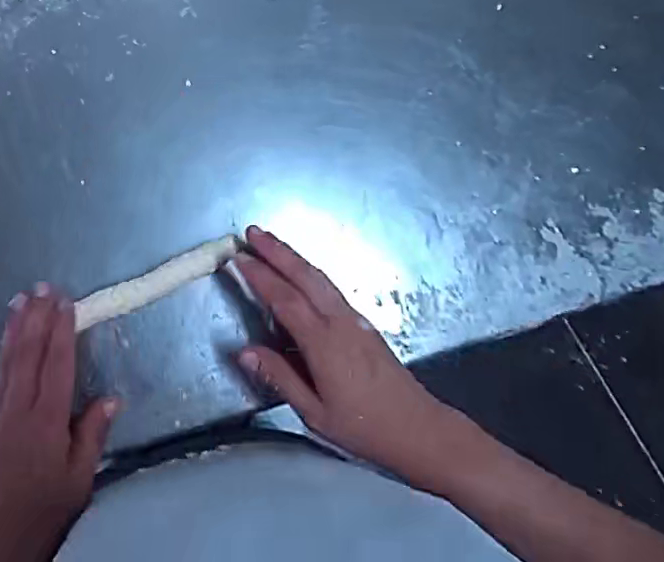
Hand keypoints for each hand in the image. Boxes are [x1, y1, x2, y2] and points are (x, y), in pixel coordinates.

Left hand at [0, 285, 118, 561]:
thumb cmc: (43, 514)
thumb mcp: (79, 483)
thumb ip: (92, 436)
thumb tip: (111, 396)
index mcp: (47, 421)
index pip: (57, 364)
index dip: (62, 330)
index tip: (66, 301)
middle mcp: (17, 409)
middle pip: (29, 353)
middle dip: (37, 316)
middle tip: (43, 286)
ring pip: (4, 362)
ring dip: (12, 328)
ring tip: (19, 298)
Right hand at [235, 225, 458, 476]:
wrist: (426, 433)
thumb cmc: (368, 429)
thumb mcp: (317, 414)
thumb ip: (280, 378)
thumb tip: (244, 352)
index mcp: (325, 343)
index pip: (285, 300)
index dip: (260, 276)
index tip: (238, 257)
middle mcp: (340, 322)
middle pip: (304, 276)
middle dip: (276, 251)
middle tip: (251, 231)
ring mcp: (354, 319)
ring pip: (318, 277)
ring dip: (292, 255)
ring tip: (269, 240)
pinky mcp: (363, 323)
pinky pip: (329, 286)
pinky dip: (308, 269)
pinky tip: (299, 268)